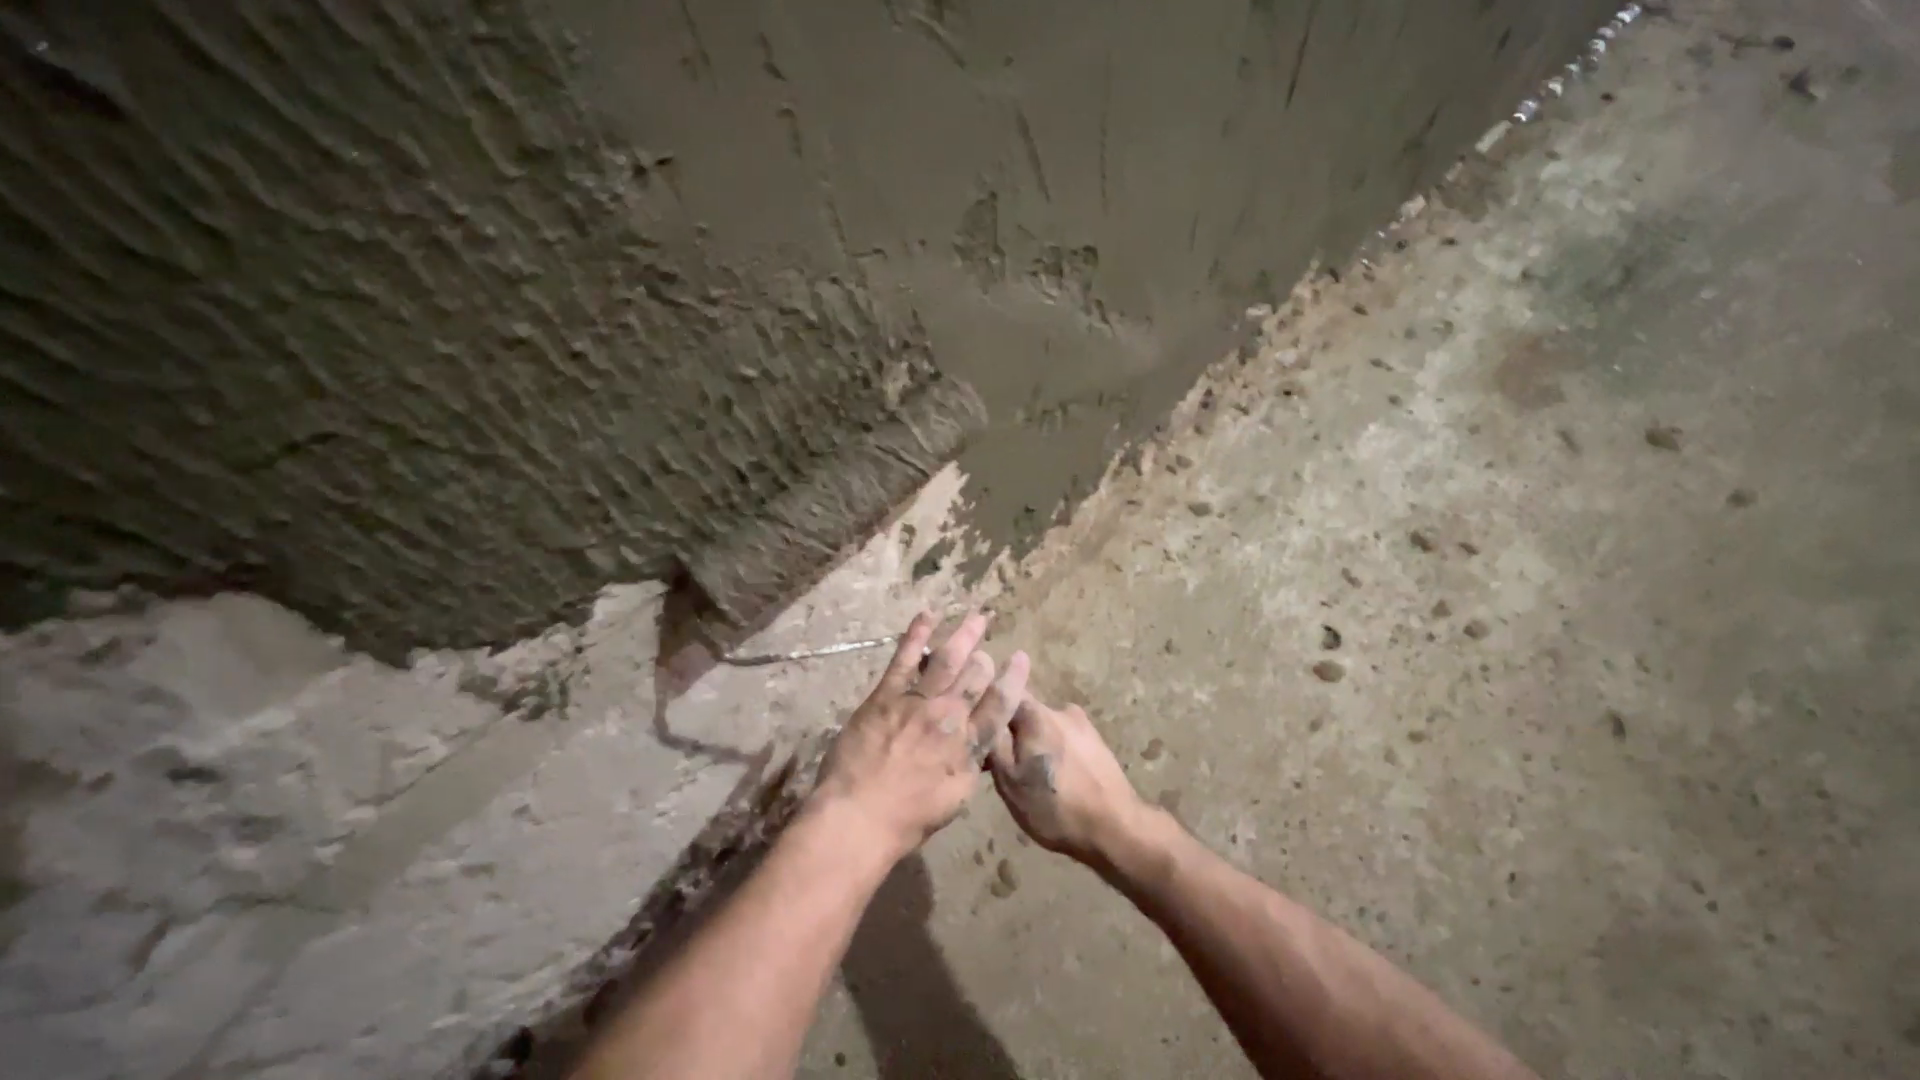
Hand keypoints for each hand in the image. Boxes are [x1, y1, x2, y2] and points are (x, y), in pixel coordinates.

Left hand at [811, 612, 1029, 860]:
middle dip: (982, 658)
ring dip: (963, 635)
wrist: (860, 815)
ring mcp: (917, 702)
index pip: (1000, 705)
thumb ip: (970, 766)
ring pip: (947, 660)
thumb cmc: (908, 818)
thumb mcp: (955, 798)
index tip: (1020, 660)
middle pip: (975, 677)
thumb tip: (978, 746)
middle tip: (986, 643)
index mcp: (969, 746)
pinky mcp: (885, 696)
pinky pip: (905, 658)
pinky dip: (917, 634)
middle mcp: (949, 717)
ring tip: (975, 616)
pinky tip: (928, 615)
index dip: (1013, 680)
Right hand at [988, 692, 1147, 866]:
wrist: (1116, 828)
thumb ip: (993, 743)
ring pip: (1045, 728)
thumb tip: (983, 716)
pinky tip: (1057, 781)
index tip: (975, 728)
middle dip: (1011, 733)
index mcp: (1036, 713)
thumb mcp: (1009, 780)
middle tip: (1002, 766)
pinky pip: (1065, 741)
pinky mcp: (1098, 744)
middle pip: (1024, 712)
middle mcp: (1061, 709)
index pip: (1002, 691)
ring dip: (1035, 745)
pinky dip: (1055, 754)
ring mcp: (1084, 726)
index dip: (986, 707)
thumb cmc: (1054, 806)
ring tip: (1032, 779)